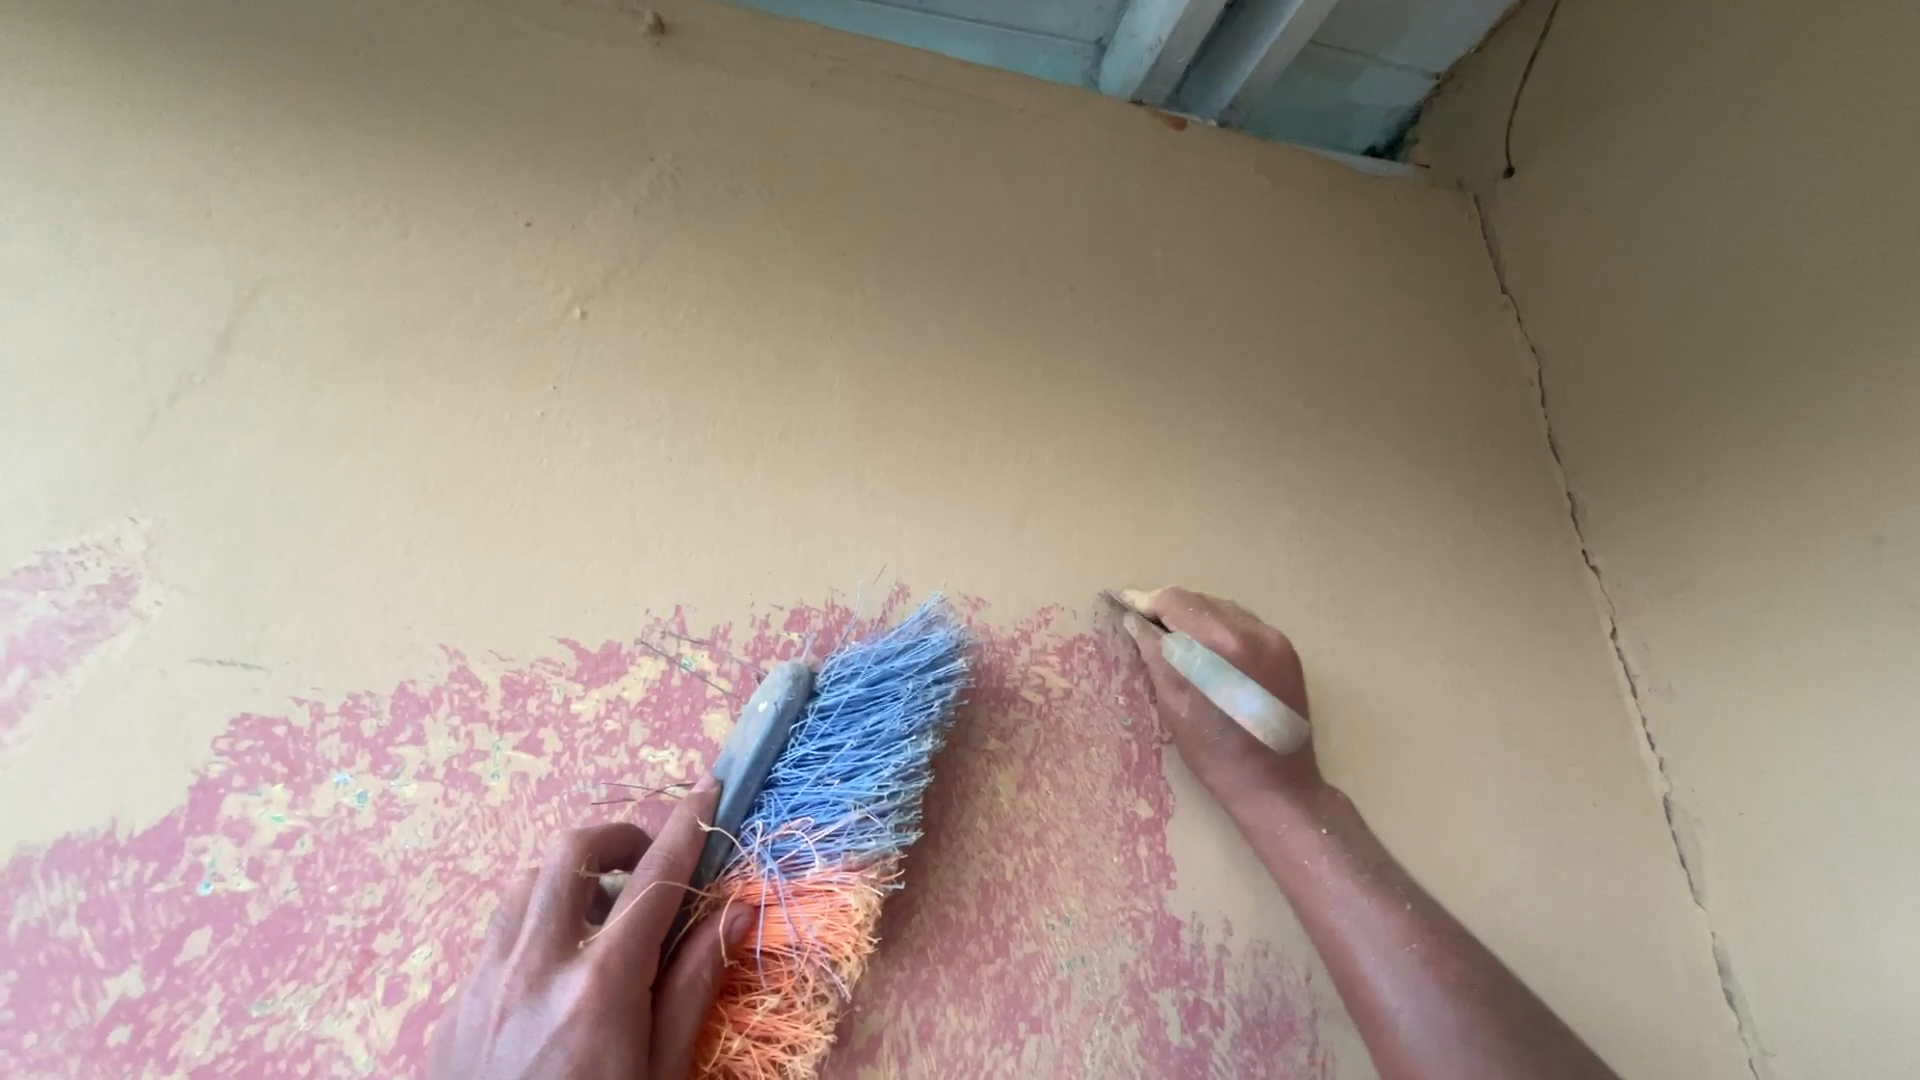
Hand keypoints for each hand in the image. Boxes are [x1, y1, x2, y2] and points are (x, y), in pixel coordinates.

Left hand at [428, 775, 753, 1079]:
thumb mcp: (664, 1072)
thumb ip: (696, 982)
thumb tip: (736, 908)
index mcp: (599, 985)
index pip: (656, 877)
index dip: (688, 824)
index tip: (709, 786)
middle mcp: (535, 966)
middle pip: (572, 851)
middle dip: (619, 834)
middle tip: (648, 859)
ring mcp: (483, 983)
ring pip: (526, 882)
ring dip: (572, 876)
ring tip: (602, 915)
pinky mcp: (452, 1007)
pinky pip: (498, 930)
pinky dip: (538, 917)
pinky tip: (558, 965)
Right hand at [1117, 586, 1323, 807]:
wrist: (1275, 784)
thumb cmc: (1213, 752)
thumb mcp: (1172, 702)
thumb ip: (1155, 653)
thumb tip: (1134, 621)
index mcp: (1218, 645)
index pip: (1174, 601)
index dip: (1145, 601)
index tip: (1124, 603)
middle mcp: (1250, 631)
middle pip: (1198, 600)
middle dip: (1168, 608)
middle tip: (1144, 624)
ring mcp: (1272, 638)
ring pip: (1221, 608)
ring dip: (1194, 616)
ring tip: (1174, 637)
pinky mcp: (1285, 649)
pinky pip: (1242, 622)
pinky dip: (1219, 627)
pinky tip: (1208, 648)